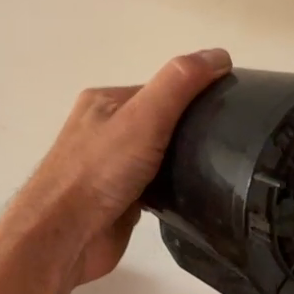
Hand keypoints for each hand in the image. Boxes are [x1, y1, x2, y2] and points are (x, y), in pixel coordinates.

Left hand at [2, 49, 231, 285]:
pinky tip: (194, 194)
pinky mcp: (120, 202)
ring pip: (160, 156)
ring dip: (184, 162)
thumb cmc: (98, 172)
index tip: (230, 107)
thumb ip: (180, 84)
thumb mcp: (144, 116)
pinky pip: (157, 187)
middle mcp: (105, 131)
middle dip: (191, 130)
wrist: (64, 238)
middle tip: (227, 142)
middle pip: (162, 121)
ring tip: (218, 168)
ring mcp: (111, 168)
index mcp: (105, 101)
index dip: (195, 93)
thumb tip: (220, 55)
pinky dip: (174, 189)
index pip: (162, 88)